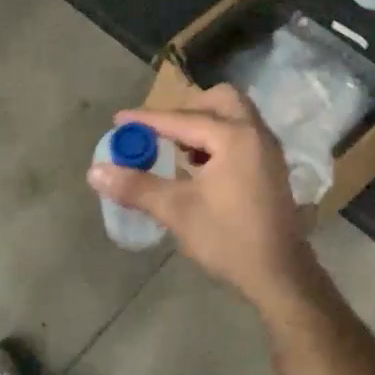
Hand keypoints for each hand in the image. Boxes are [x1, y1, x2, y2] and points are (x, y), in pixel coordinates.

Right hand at [89, 83, 323, 307]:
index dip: (147, 120)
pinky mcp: (273, 169)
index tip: (119, 120)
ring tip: (180, 153)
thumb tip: (95, 172)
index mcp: (235, 137)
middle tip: (164, 133)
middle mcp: (256, 134)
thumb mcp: (177, 211)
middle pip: (222, 101)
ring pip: (236, 118)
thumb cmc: (228, 239)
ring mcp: (269, 152)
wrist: (279, 273)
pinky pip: (244, 137)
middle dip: (189, 110)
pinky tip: (203, 170)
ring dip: (207, 126)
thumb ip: (137, 186)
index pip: (182, 119)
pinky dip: (221, 141)